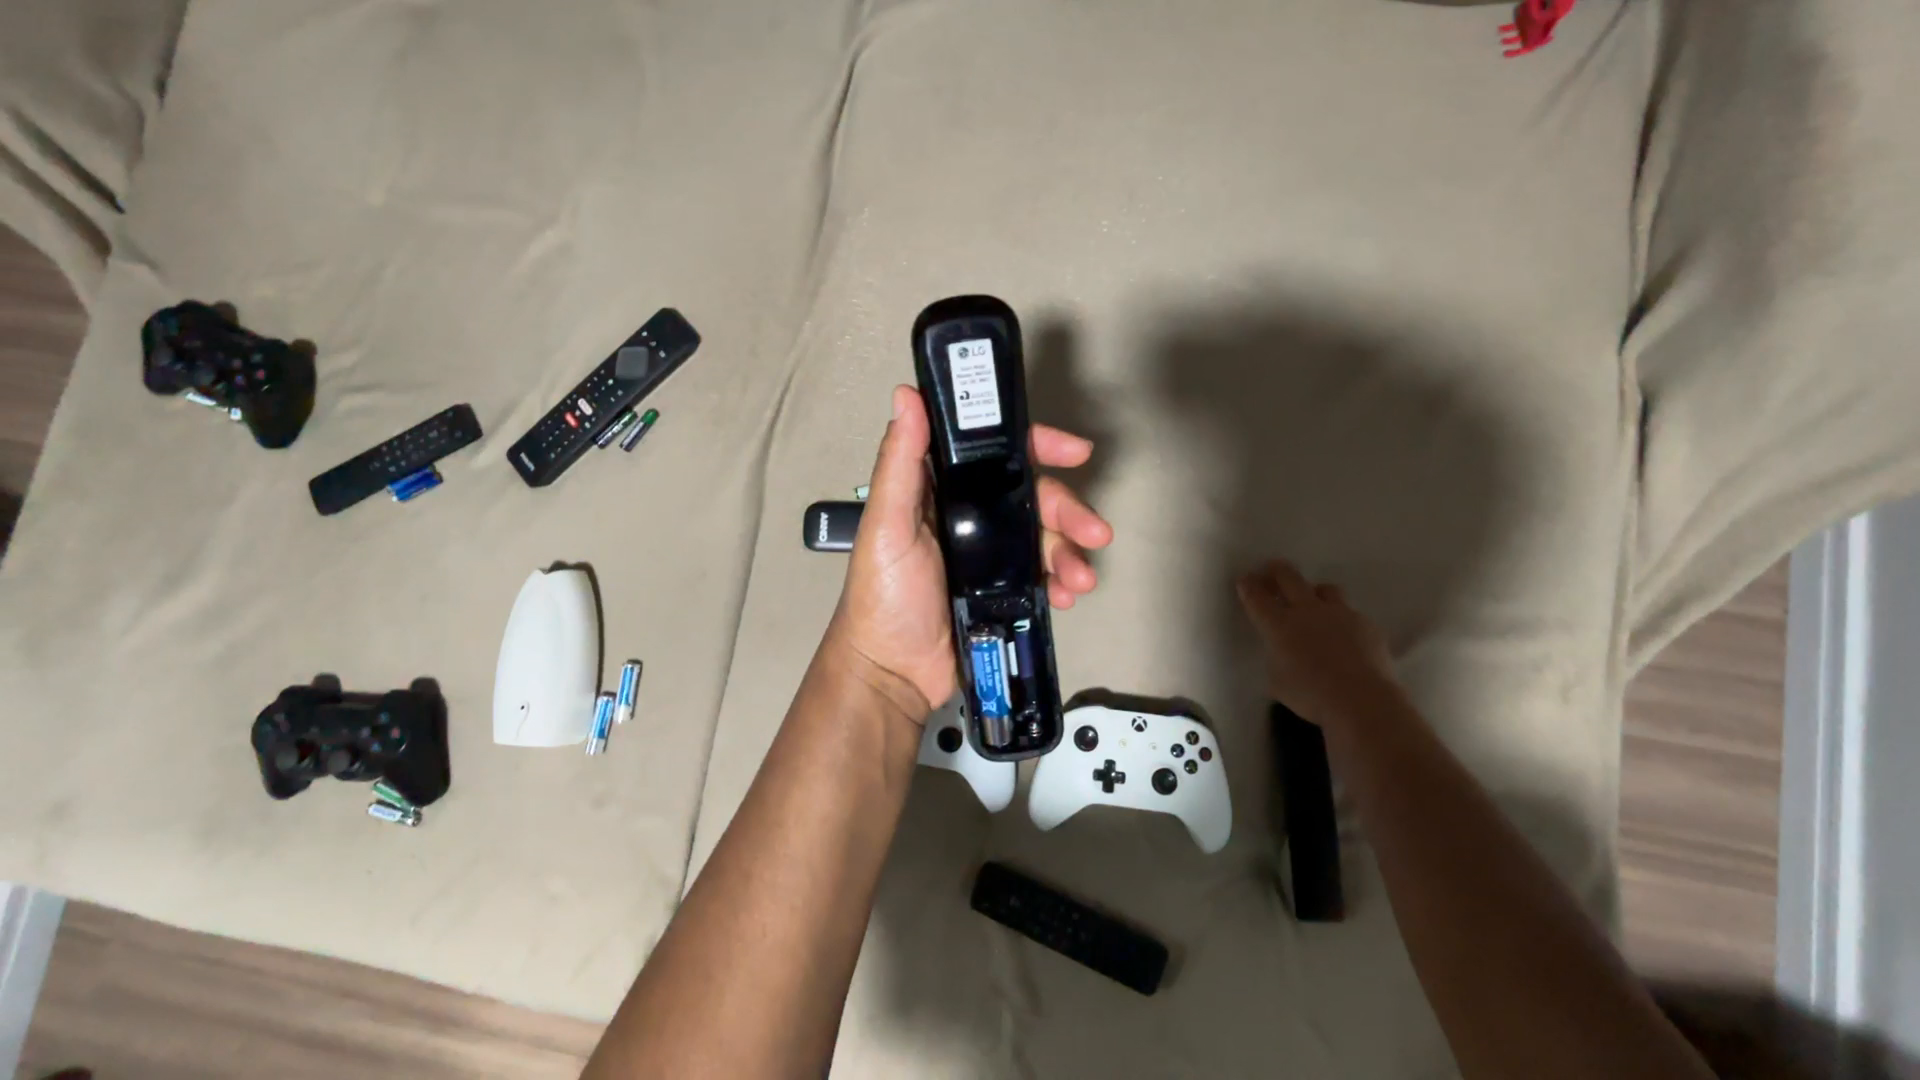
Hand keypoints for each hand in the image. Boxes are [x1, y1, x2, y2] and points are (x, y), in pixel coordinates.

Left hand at [826, 385, 1112, 724]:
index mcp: (942, 491)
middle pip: (1032, 497)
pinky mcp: (1004, 591)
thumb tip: (907, 394)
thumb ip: (898, 462)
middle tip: (1096, 533)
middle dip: (1069, 511)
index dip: (1038, 445)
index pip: (995, 454)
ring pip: (1044, 538)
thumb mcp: (887, 525)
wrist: (891, 673)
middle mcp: (971, 516)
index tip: (1075, 451)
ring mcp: (990, 556)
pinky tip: (1067, 597)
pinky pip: (1043, 576)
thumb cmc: (883, 595)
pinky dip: (1062, 582)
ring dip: (1071, 553)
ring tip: (1081, 581)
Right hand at [1236, 559, 1402, 730]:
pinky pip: (1350, 614)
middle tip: (1272, 569)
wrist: (1361, 699)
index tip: (1245, 580)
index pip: (1257, 597)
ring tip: (1313, 602)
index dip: (1248, 586)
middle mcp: (1308, 611)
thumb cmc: (1311, 695)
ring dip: (1314, 592)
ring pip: (1325, 589)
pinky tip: (1344, 638)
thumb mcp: (1278, 681)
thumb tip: (1283, 654)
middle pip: (1289, 578)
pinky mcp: (1365, 624)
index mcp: (1279, 625)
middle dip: (1276, 571)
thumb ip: (1277, 659)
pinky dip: (1341, 621)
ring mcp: (1340, 614)